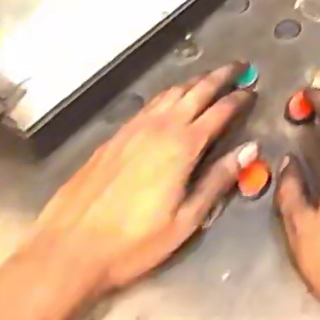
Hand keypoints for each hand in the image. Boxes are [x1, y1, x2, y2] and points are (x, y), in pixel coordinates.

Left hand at [27, 64, 254, 298]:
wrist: (66, 253)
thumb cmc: (131, 243)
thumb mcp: (184, 221)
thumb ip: (219, 180)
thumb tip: (250, 149)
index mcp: (183, 145)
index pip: (221, 110)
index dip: (240, 98)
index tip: (253, 91)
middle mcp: (162, 127)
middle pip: (198, 89)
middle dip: (222, 75)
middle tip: (240, 67)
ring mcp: (135, 128)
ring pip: (173, 91)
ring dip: (196, 80)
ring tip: (210, 77)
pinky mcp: (115, 136)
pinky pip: (152, 102)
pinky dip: (171, 93)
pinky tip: (171, 99)